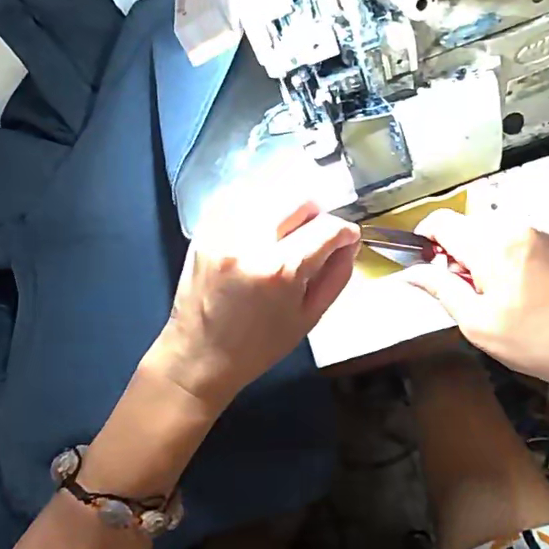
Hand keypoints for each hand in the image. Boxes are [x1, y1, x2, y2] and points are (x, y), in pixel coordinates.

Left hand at [143, 185, 360, 415]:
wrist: (198, 356)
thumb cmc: (259, 346)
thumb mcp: (310, 317)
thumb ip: (337, 275)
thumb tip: (349, 244)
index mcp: (280, 270)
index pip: (327, 227)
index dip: (345, 232)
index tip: (347, 239)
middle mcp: (249, 241)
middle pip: (299, 197)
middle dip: (316, 214)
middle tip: (315, 237)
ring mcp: (222, 231)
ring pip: (270, 191)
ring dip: (287, 209)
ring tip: (287, 234)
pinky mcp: (204, 229)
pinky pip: (240, 198)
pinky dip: (258, 207)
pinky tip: (261, 230)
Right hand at [399, 209, 548, 402]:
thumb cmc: (539, 341)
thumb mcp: (479, 324)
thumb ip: (441, 291)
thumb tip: (412, 273)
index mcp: (492, 245)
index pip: (443, 222)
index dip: (424, 238)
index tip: (421, 261)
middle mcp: (516, 228)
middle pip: (469, 227)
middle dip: (455, 252)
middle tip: (460, 290)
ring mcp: (542, 235)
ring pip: (494, 234)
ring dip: (482, 256)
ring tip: (493, 296)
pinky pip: (519, 242)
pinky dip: (507, 258)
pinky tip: (520, 293)